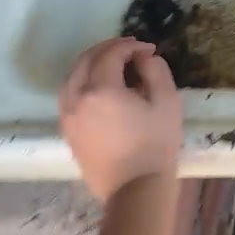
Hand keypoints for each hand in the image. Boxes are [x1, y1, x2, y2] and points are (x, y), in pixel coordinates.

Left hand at [58, 37, 183, 201]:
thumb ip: (155, 69)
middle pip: (85, 60)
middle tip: (131, 49)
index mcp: (101, 90)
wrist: (134, 188)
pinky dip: (82, 81)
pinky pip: (68, 96)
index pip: (111, 54)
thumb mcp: (167, 99)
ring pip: (72, 77)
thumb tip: (143, 58)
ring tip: (114, 63)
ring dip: (91, 63)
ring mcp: (68, 117)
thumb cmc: (155, 142)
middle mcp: (77, 99)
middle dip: (108, 48)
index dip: (131, 46)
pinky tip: (101, 86)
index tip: (149, 50)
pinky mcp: (68, 132)